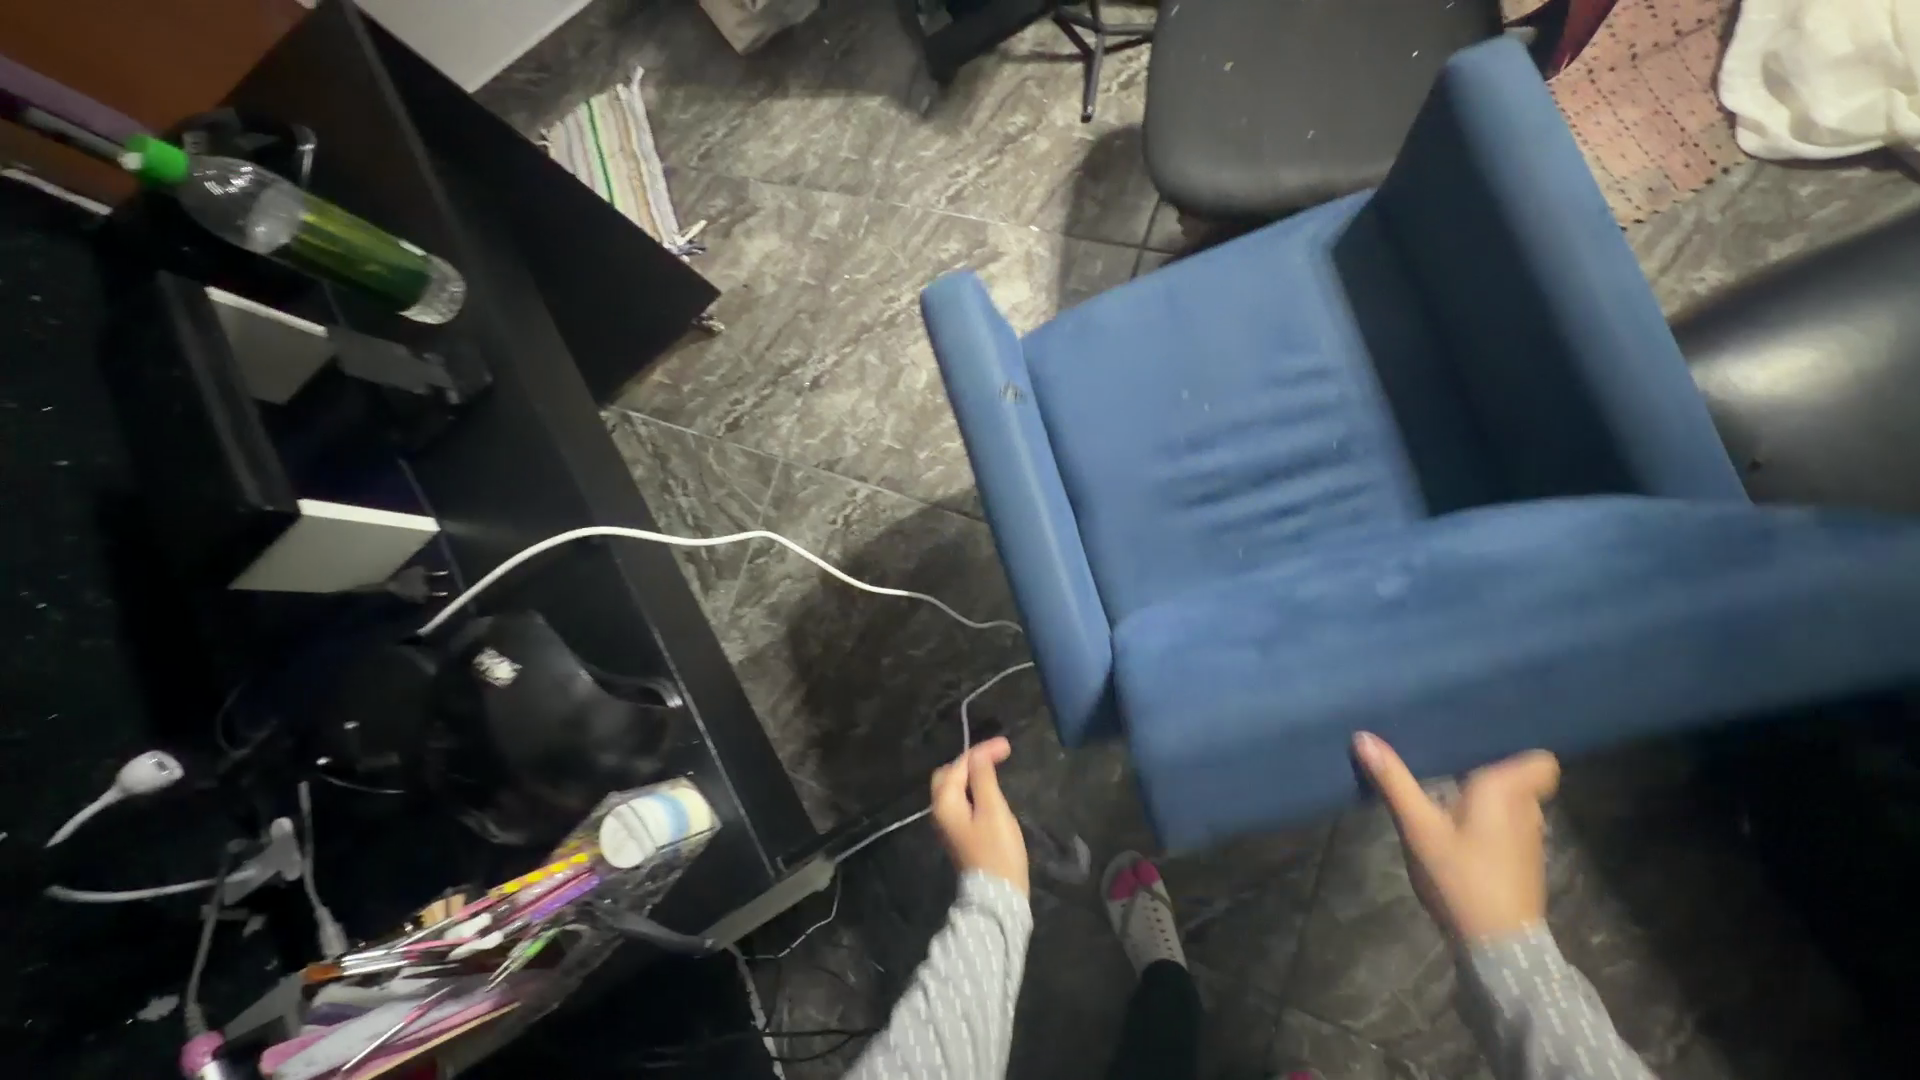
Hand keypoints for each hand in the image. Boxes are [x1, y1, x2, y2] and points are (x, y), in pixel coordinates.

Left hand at [930, 736, 1028, 895]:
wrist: (998, 896)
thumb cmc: (997, 850)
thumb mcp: (993, 809)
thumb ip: (983, 778)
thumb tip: (979, 754)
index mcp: (945, 803)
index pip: (958, 766)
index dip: (981, 752)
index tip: (1007, 746)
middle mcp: (940, 811)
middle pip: (949, 775)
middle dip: (971, 761)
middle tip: (997, 755)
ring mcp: (949, 824)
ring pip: (955, 789)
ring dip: (973, 775)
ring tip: (996, 767)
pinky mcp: (960, 834)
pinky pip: (962, 802)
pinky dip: (974, 790)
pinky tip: (990, 790)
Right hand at [1353, 732, 1559, 941]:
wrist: (1498, 945)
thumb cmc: (1461, 876)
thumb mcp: (1418, 827)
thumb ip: (1393, 781)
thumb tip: (1363, 736)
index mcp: (1507, 792)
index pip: (1540, 760)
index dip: (1516, 751)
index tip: (1478, 745)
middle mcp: (1527, 809)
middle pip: (1518, 777)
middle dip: (1487, 769)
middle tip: (1446, 759)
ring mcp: (1529, 838)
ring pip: (1514, 802)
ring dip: (1487, 796)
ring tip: (1446, 788)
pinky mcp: (1522, 861)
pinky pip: (1509, 823)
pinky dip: (1489, 819)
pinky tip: (1457, 826)